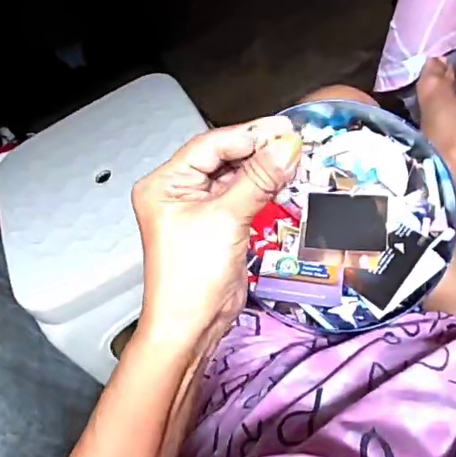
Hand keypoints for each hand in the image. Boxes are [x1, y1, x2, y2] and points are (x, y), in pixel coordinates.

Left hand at [131, 117, 300, 341]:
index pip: (209, 145)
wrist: (190, 325)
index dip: (248, 135)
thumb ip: (258, 179)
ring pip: (234, 175)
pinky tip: (281, 179)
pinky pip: (240, 195)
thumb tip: (284, 147)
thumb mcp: (226, 219)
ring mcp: (195, 208)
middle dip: (258, 149)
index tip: (282, 130)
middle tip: (292, 142)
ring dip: (262, 168)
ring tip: (292, 158)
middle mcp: (175, 192)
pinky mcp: (215, 223)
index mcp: (163, 184)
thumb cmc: (188, 282)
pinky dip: (261, 187)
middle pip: (222, 157)